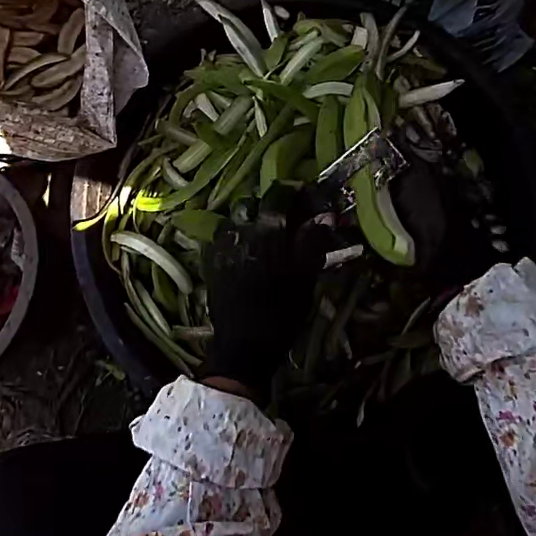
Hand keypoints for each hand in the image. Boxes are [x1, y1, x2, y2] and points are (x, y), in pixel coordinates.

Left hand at [200, 186, 334, 396]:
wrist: (243, 345)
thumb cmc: (281, 311)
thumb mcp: (305, 275)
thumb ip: (313, 240)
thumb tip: (326, 214)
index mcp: (268, 230)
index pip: (278, 193)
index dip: (292, 190)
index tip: (303, 195)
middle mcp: (241, 229)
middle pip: (252, 203)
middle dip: (267, 206)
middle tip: (281, 220)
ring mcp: (221, 244)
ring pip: (233, 218)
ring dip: (247, 220)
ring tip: (260, 235)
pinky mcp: (209, 259)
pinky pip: (220, 236)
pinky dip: (233, 237)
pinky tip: (243, 250)